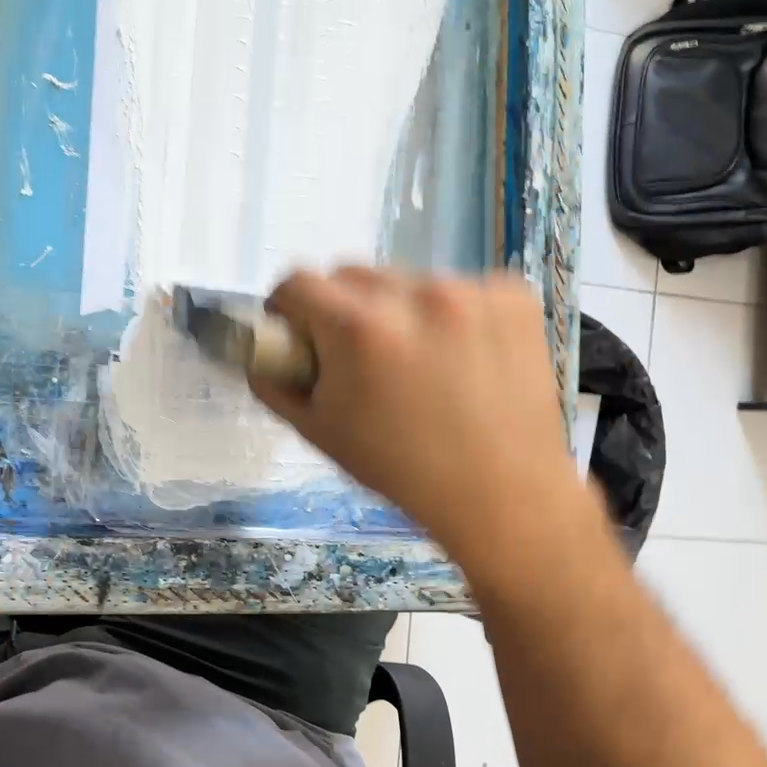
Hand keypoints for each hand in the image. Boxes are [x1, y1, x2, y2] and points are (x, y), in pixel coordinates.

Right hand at [250, 268, 582, 552]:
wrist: (500, 492)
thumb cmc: (397, 467)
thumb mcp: (316, 431)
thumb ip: (274, 384)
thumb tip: (256, 353)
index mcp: (357, 329)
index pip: (297, 281)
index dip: (286, 306)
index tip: (295, 329)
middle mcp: (413, 295)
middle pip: (350, 274)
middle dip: (339, 307)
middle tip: (353, 352)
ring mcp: (469, 290)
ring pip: (403, 280)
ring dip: (394, 308)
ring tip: (413, 359)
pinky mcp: (511, 294)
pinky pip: (456, 286)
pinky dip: (445, 313)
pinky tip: (456, 356)